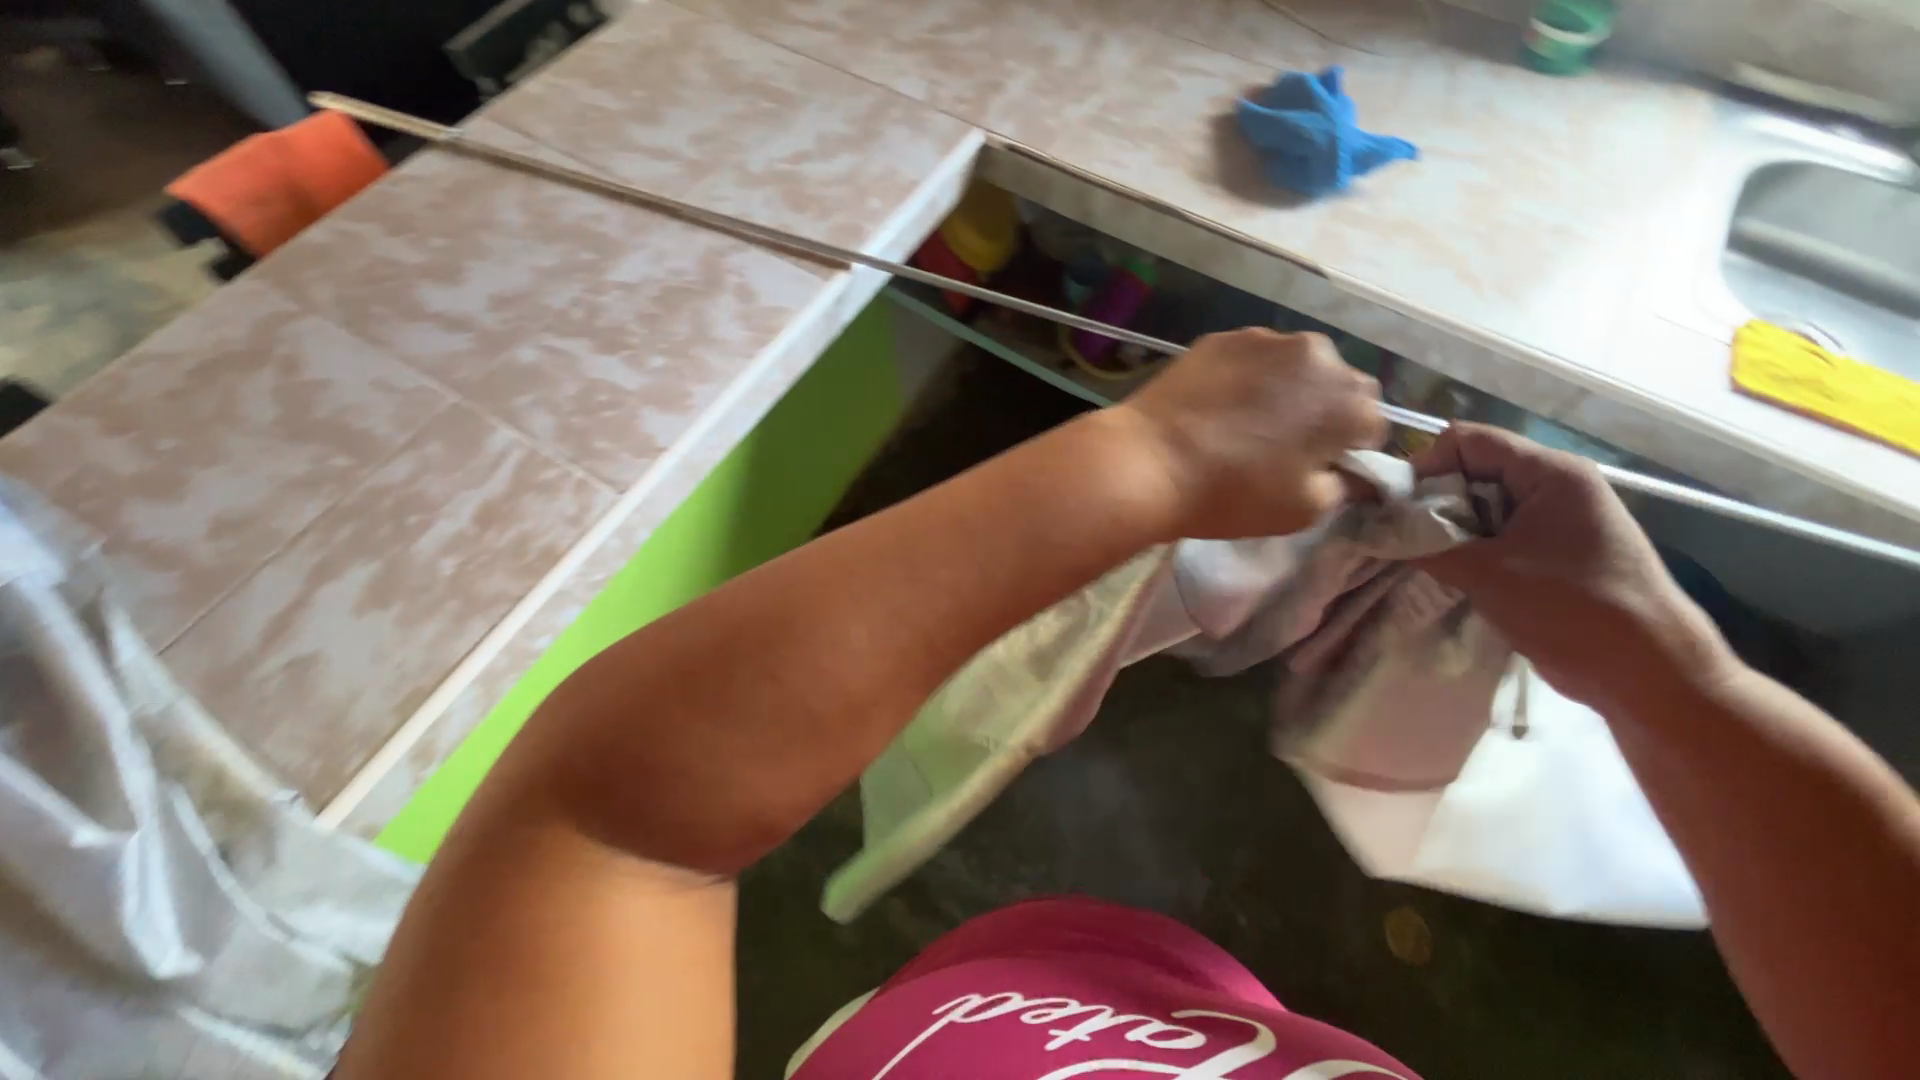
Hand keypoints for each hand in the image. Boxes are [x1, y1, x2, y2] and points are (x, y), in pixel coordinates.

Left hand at [1113, 328, 1384, 538]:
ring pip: (1296, 367)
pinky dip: (1247, 378)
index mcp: (1349, 401)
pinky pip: (1252, 359)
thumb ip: (1344, 486)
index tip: (1317, 468)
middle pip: (1339, 387)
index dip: (1348, 451)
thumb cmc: (1231, 493)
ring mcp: (1266, 339)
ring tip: (1246, 424)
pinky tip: (1217, 407)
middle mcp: (1318, 356)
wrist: (1148, 463)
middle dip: (1324, 413)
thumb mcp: (1304, 510)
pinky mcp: (1222, 338)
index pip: (1373, 425)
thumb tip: (1348, 471)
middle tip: (1283, 447)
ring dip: (1287, 390)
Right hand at [1413, 424, 1739, 712]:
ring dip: (1449, 531)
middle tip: (1407, 540)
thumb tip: (1379, 530)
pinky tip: (1454, 577)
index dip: (1424, 467)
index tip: (1398, 509)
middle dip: (1433, 502)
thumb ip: (1426, 544)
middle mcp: (1555, 485)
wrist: (1646, 671)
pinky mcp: (1555, 552)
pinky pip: (1497, 534)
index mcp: (1549, 472)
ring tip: (1427, 562)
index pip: (1466, 440)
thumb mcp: (1485, 572)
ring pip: (1481, 507)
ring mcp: (1557, 520)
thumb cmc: (1570, 608)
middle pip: (1472, 471)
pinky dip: (1469, 550)